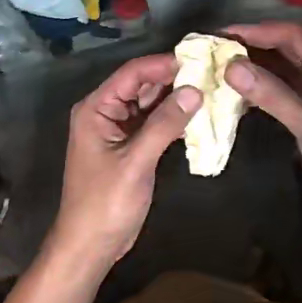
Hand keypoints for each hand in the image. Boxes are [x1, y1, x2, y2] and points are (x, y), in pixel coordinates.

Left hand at [47, 55, 199, 271]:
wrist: (90, 245)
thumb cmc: (105, 202)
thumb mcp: (136, 161)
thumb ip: (164, 125)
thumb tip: (195, 91)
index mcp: (96, 108)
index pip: (131, 74)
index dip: (162, 64)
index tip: (198, 58)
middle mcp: (105, 112)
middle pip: (141, 85)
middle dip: (173, 78)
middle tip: (211, 71)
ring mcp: (117, 129)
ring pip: (149, 103)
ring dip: (175, 97)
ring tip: (211, 87)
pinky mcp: (129, 146)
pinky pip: (152, 122)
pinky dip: (172, 118)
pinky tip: (198, 114)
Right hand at [222, 23, 301, 223]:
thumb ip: (271, 94)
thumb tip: (230, 66)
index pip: (293, 35)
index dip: (255, 32)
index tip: (220, 34)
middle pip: (290, 48)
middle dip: (253, 47)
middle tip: (214, 49)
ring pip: (288, 68)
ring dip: (258, 67)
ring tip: (221, 67)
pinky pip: (291, 88)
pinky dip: (267, 87)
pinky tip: (242, 92)